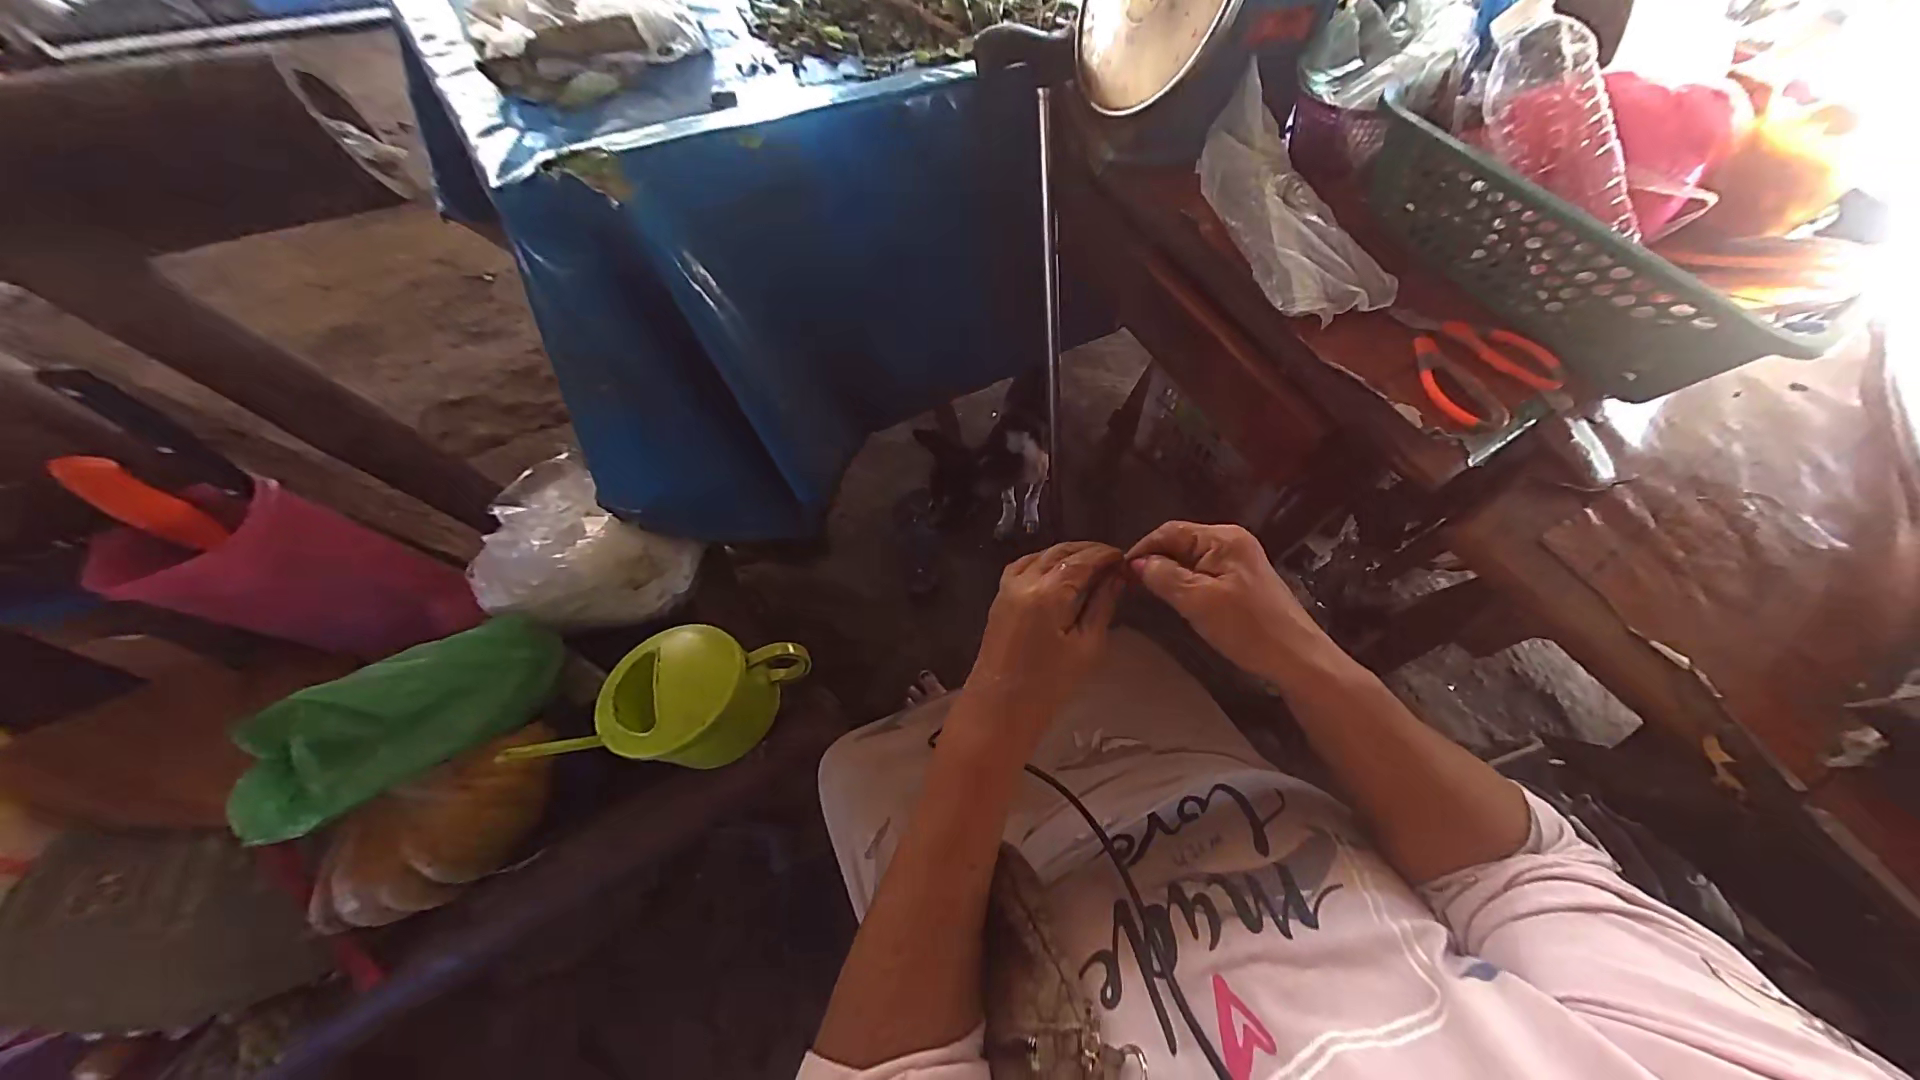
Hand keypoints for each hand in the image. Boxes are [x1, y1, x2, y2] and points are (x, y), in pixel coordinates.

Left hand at [953, 541, 1126, 756]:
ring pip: (1040, 555)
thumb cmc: (1049, 685)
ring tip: (1091, 565)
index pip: (1082, 560)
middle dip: (1088, 551)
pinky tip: (1058, 570)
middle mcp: (1024, 581)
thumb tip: (1116, 577)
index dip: (1106, 555)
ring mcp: (1007, 587)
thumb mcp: (1087, 646)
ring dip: (1066, 554)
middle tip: (1113, 561)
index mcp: (1048, 593)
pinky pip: (1023, 565)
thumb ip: (1102, 605)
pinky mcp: (999, 596)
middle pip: (1060, 552)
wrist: (999, 707)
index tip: (1125, 558)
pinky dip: (1044, 560)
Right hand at [1126, 521, 1336, 684]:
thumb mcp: (1196, 600)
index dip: (1142, 549)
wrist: (1296, 659)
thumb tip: (1137, 563)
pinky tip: (1178, 602)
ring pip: (1190, 560)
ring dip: (1169, 575)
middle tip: (1132, 587)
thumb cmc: (1246, 627)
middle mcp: (1231, 542)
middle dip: (1155, 562)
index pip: (1169, 531)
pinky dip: (1185, 584)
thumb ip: (1163, 576)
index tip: (1121, 573)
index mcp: (1223, 538)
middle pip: (1179, 543)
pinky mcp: (1241, 581)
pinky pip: (1203, 574)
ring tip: (1150, 595)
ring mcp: (1238, 561)